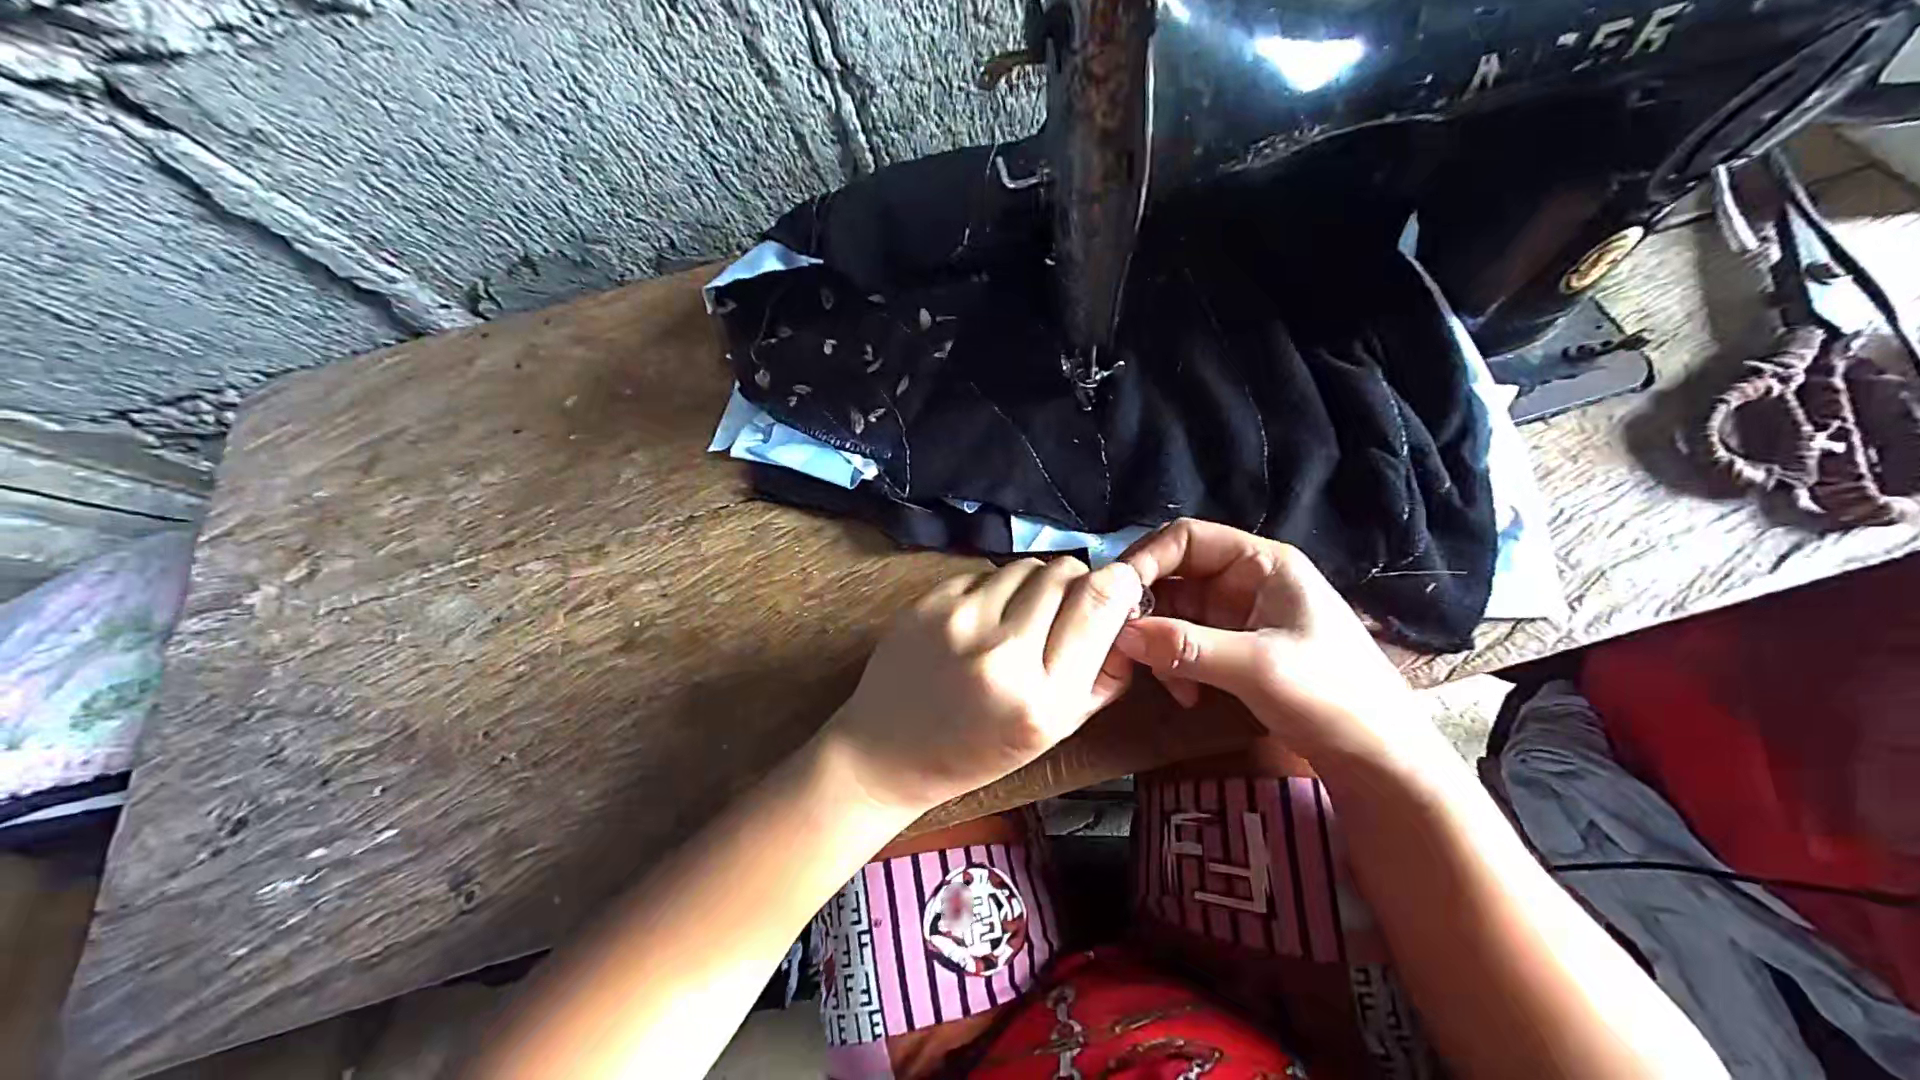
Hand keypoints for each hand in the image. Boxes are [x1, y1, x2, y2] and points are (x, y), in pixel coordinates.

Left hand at [825, 557, 1144, 816]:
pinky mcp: (928, 603)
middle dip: (1076, 584)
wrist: (888, 753)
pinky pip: (985, 572)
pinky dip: (995, 589)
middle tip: (1064, 611)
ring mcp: (959, 621)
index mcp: (1042, 697)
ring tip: (1018, 619)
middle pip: (1065, 571)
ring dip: (1035, 584)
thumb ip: (1102, 676)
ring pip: (1026, 565)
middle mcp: (1001, 652)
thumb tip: (1128, 611)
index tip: (1117, 589)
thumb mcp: (1054, 733)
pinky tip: (982, 622)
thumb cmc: (976, 752)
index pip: (1099, 600)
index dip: (1118, 584)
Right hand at [1112, 519, 1432, 768]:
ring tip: (1165, 680)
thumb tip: (1122, 633)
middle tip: (1125, 645)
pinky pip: (1182, 643)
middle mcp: (1244, 581)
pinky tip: (1185, 694)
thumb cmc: (1333, 697)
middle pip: (1173, 576)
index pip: (1186, 538)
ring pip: (1172, 613)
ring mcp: (1236, 617)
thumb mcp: (1258, 667)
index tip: (1114, 596)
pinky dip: (1172, 664)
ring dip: (1157, 643)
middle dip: (1147, 610)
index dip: (1147, 559)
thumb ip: (1187, 646)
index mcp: (1261, 563)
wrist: (1378, 759)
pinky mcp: (1230, 649)